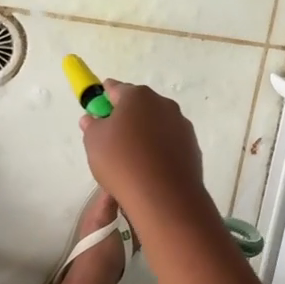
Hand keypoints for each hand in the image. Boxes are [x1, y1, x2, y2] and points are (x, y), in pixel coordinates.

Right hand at [80, 80, 209, 218]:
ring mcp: (181, 124)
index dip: (104, 98)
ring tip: (133, 159)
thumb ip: (92, 125)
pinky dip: (160, 149)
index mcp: (137, 96)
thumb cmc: (121, 161)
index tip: (97, 111)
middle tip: (112, 139)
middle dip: (126, 117)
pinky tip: (151, 168)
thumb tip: (93, 118)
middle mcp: (163, 104)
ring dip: (145, 133)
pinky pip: (169, 142)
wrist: (163, 195)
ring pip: (157, 124)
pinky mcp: (192, 145)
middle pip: (139, 105)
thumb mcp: (94, 142)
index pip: (115, 89)